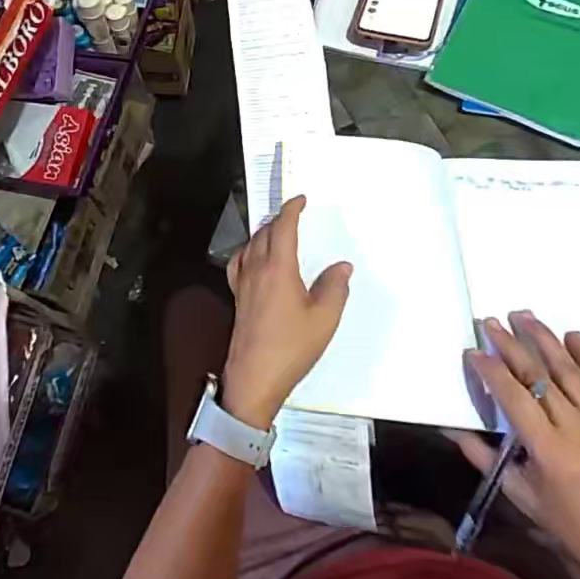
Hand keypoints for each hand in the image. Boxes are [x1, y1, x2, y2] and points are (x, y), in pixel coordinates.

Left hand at [223, 195, 352, 428]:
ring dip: (264, 233)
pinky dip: (248, 251)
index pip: (282, 228)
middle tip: (294, 215)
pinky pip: (239, 263)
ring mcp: (243, 284)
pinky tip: (253, 258)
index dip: (291, 209)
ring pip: (250, 245)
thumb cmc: (290, 348)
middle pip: (264, 233)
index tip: (300, 200)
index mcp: (278, 268)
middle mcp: (256, 270)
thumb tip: (342, 267)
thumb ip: (335, 288)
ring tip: (278, 232)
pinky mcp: (238, 299)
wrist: (254, 378)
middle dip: (279, 219)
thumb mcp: (325, 318)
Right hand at [448, 312, 579, 575]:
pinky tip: (574, 336)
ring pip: (570, 369)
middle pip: (538, 374)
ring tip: (525, 315)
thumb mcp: (529, 503)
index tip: (473, 351)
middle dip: (512, 345)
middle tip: (491, 322)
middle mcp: (576, 426)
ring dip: (546, 339)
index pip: (513, 397)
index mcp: (549, 449)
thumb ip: (490, 464)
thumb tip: (457, 435)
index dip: (490, 371)